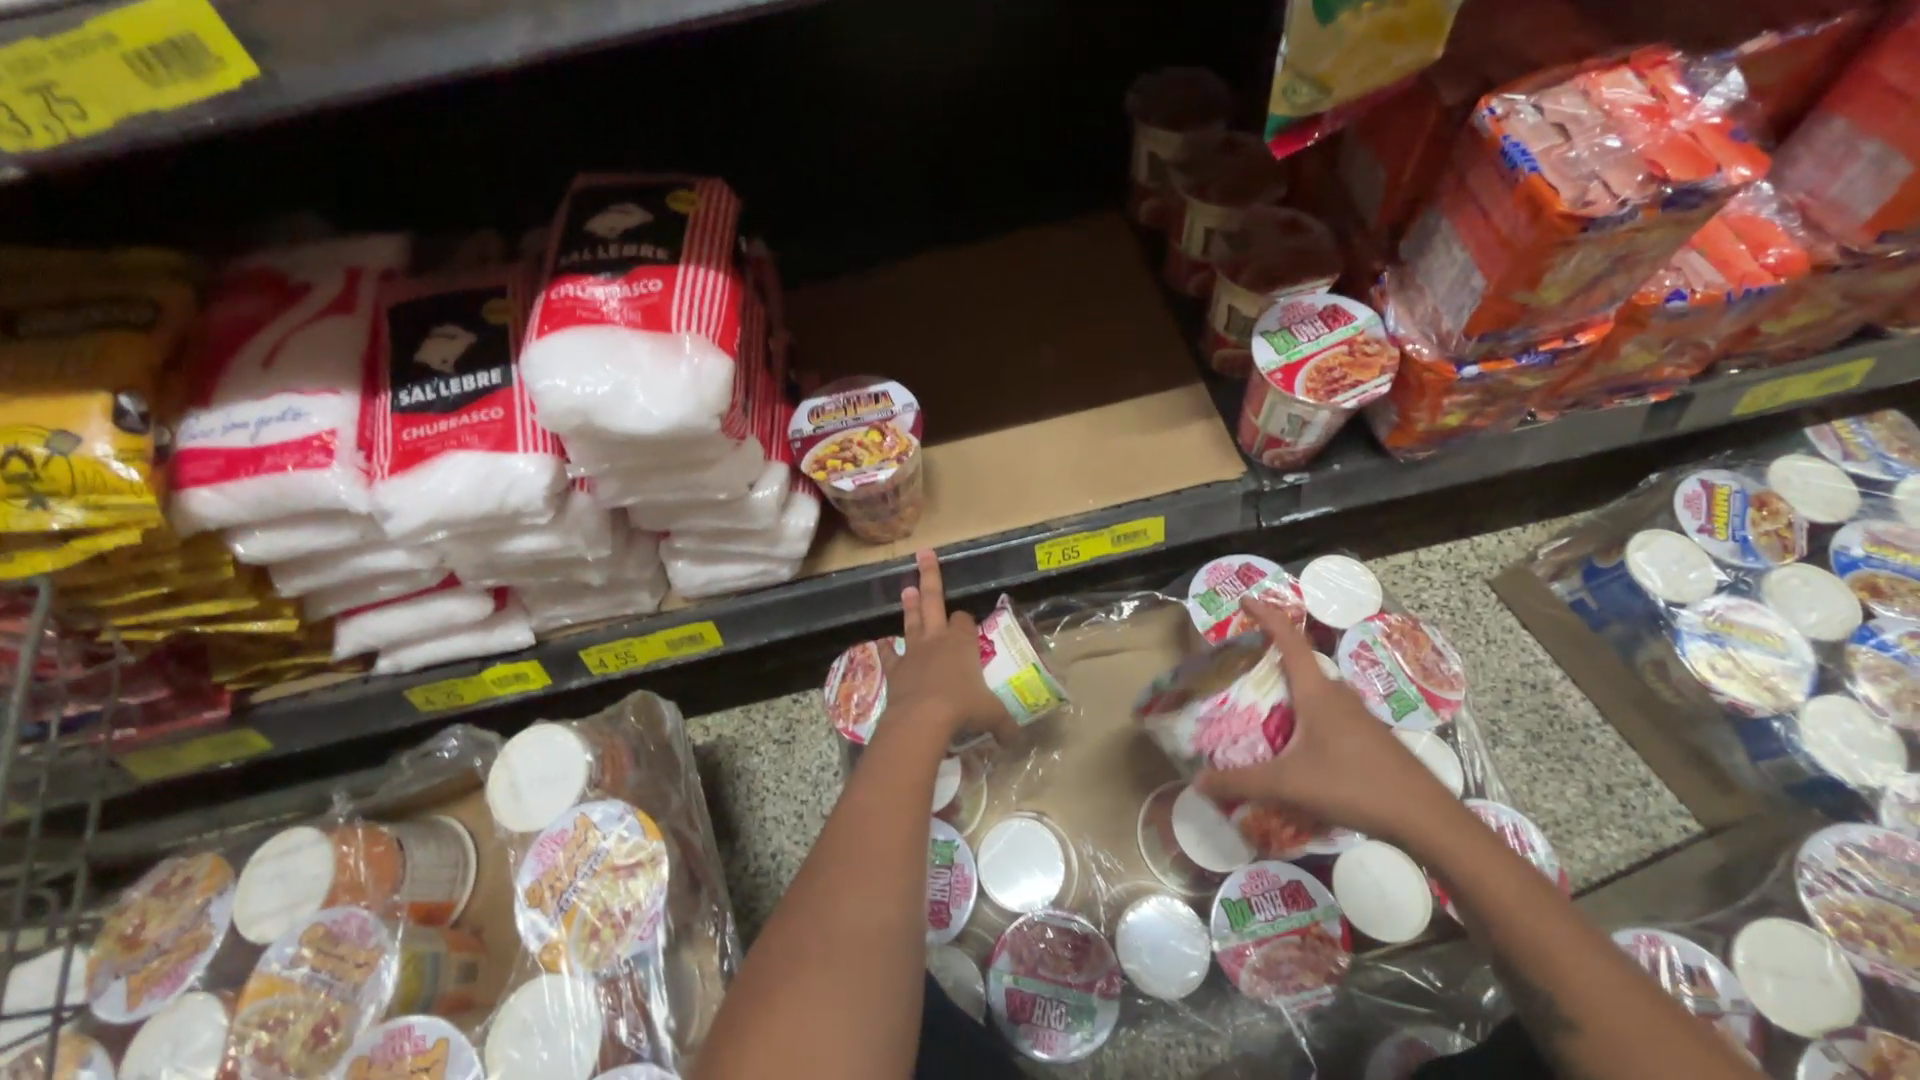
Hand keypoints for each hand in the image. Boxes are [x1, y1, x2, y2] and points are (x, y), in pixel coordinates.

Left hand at [879, 550, 1015, 743]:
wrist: (922, 718)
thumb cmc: (962, 709)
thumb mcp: (991, 716)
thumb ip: (1004, 725)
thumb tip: (1016, 740)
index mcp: (963, 644)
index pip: (964, 620)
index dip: (965, 620)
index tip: (967, 624)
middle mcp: (937, 640)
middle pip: (933, 601)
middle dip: (930, 577)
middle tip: (924, 554)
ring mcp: (913, 652)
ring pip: (911, 621)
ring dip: (909, 605)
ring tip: (906, 588)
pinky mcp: (895, 670)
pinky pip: (890, 655)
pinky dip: (886, 648)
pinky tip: (882, 643)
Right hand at [1195, 595, 1461, 846]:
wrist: (1423, 815)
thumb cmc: (1354, 785)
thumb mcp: (1288, 785)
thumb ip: (1241, 782)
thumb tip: (1198, 782)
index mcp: (1317, 692)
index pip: (1290, 639)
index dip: (1267, 615)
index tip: (1246, 600)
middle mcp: (1337, 695)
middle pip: (1300, 664)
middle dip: (1270, 659)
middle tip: (1239, 667)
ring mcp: (1356, 716)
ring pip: (1314, 693)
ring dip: (1288, 693)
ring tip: (1258, 708)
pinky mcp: (1367, 738)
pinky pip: (1326, 715)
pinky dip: (1304, 717)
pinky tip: (1293, 746)